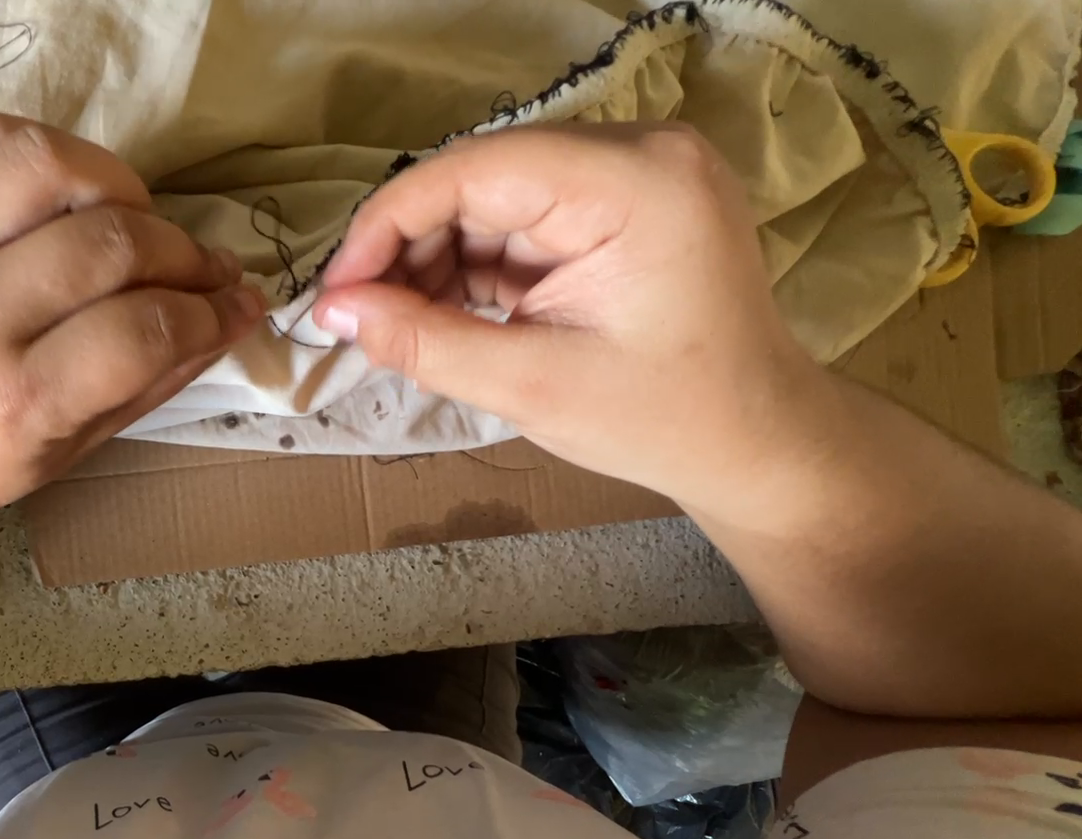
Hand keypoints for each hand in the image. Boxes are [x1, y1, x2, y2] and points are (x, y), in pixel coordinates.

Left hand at [0, 114, 266, 526]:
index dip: (208, 313)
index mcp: (15, 397)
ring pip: (54, 166)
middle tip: (202, 272)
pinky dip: (57, 154)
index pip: (142, 330)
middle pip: (110, 245)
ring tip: (138, 227)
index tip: (236, 306)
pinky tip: (78, 196)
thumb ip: (164, 374)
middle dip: (181, 255)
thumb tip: (241, 310)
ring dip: (123, 190)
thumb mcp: (84, 443)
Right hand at [312, 124, 841, 514]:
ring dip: (427, 264)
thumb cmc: (655, 419)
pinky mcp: (607, 212)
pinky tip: (439, 318)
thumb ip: (421, 343)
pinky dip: (461, 273)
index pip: (473, 170)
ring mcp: (622, 180)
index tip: (335, 294)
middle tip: (359, 320)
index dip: (386, 225)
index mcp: (632, 183)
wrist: (750, 440)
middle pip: (475, 180)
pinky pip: (507, 227)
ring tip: (399, 329)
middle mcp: (631, 156)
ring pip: (482, 203)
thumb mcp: (526, 386)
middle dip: (404, 251)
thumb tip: (331, 313)